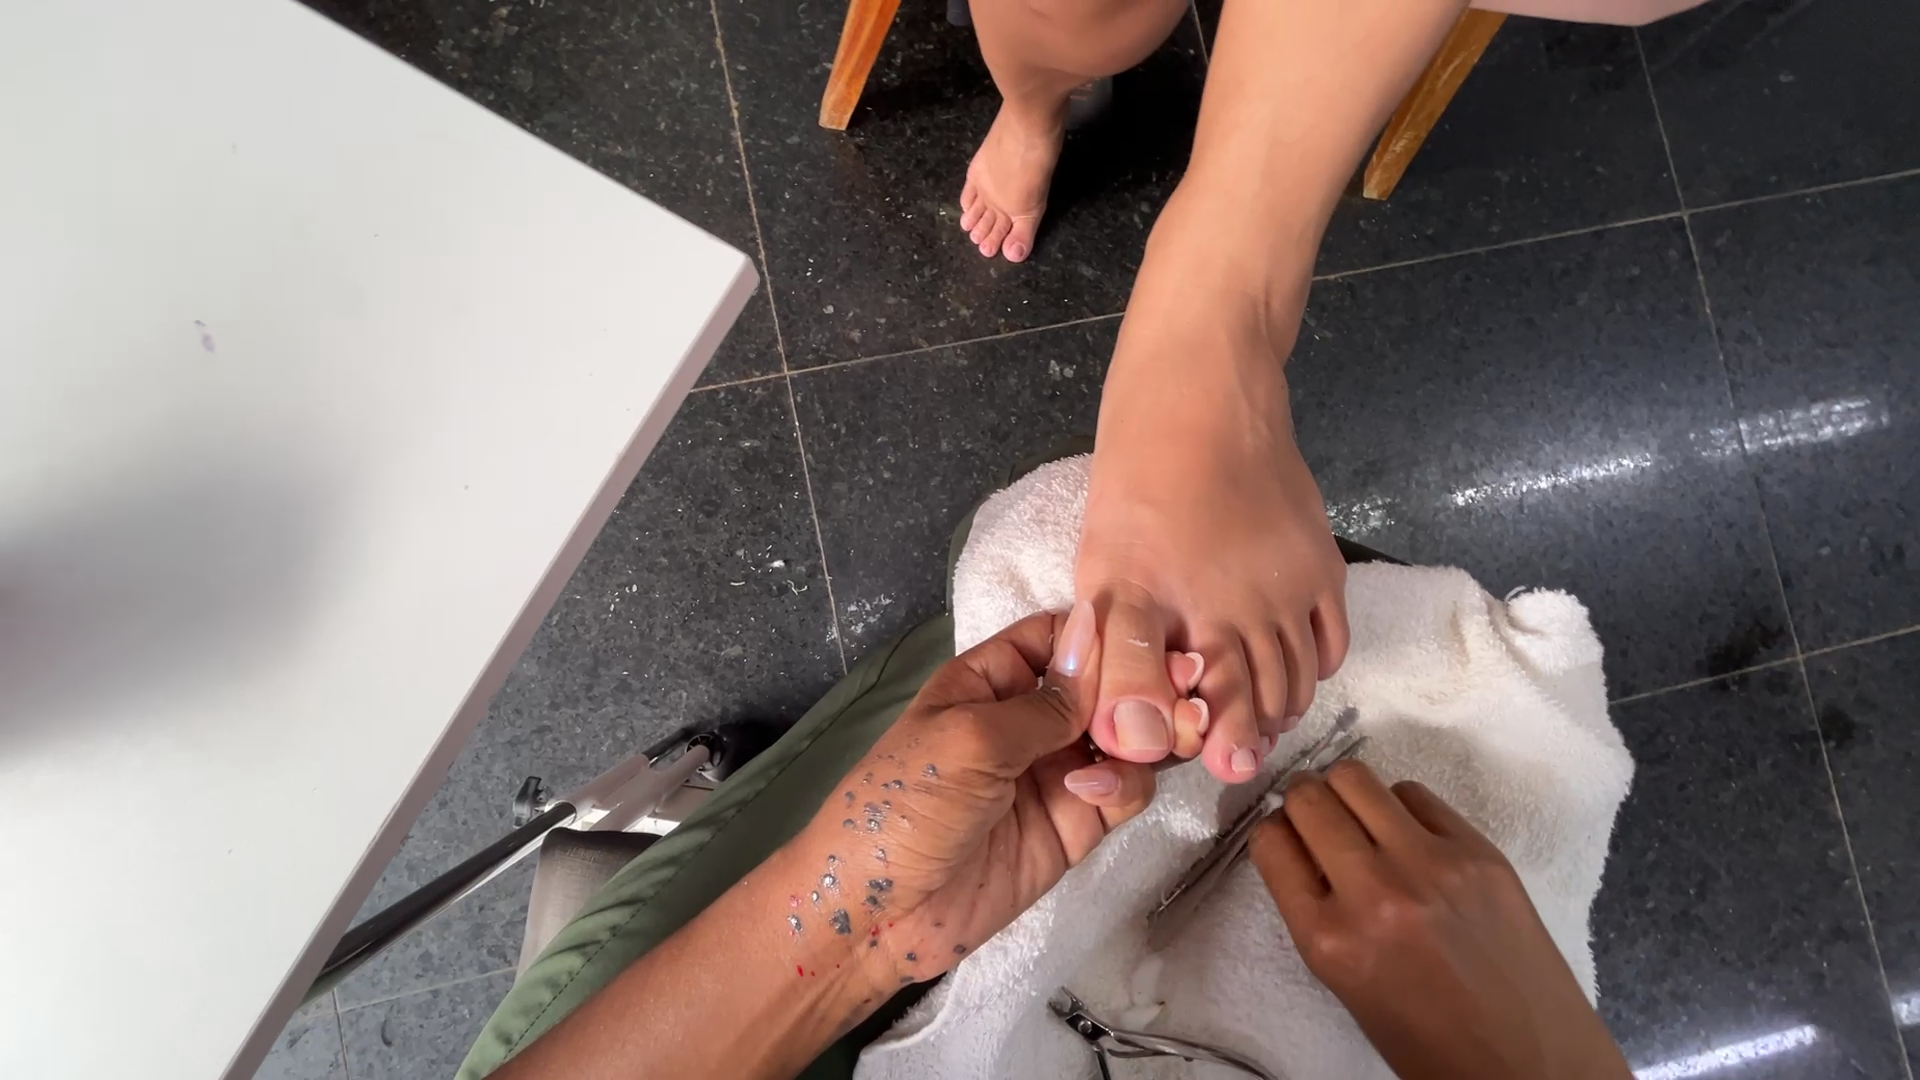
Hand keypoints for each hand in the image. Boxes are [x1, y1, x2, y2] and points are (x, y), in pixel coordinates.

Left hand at [781, 609, 1155, 993]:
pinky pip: (1122, 788)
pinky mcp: (1074, 822)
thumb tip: (1095, 627)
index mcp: (991, 679)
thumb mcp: (971, 738)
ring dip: (1147, 732)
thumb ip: (1044, 699)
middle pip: (1101, 685)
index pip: (1058, 637)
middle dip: (1139, 683)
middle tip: (1186, 684)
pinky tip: (1097, 790)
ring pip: (1123, 736)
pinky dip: (1126, 781)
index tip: (1150, 634)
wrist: (883, 917)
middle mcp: (1029, 716)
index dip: (1102, 632)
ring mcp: (1054, 769)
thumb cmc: (908, 802)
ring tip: (1167, 734)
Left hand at [1078, 232, 1349, 783]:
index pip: (1216, 719)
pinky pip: (1331, 640)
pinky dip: (1311, 668)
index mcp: (1204, 626)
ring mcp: (1300, 591)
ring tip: (1250, 722)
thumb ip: (1119, 656)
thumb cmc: (1138, 478)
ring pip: (1298, 679)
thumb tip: (1131, 739)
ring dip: (1274, 707)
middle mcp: (1264, 619)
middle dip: (1241, 734)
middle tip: (1223, 751)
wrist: (1201, 392)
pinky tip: (1288, 670)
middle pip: (1263, 704)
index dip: (1203, 745)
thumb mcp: (1106, 569)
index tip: (1195, 758)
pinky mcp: (1323, 561)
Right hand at [1249, 761, 1632, 1079]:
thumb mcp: (1339, 976)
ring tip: (1363, 821)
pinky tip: (1412, 839)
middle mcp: (1374, 894)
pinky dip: (1399, 806)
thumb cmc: (1424, 1034)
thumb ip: (1309, 901)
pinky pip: (1412, 793)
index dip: (1275, 832)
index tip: (1291, 840)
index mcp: (1328, 938)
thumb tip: (1295, 835)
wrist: (1536, 1072)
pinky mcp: (1479, 854)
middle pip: (1307, 797)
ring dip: (1345, 792)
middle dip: (1302, 801)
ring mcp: (1431, 867)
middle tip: (1319, 819)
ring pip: (1354, 776)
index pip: (1270, 839)